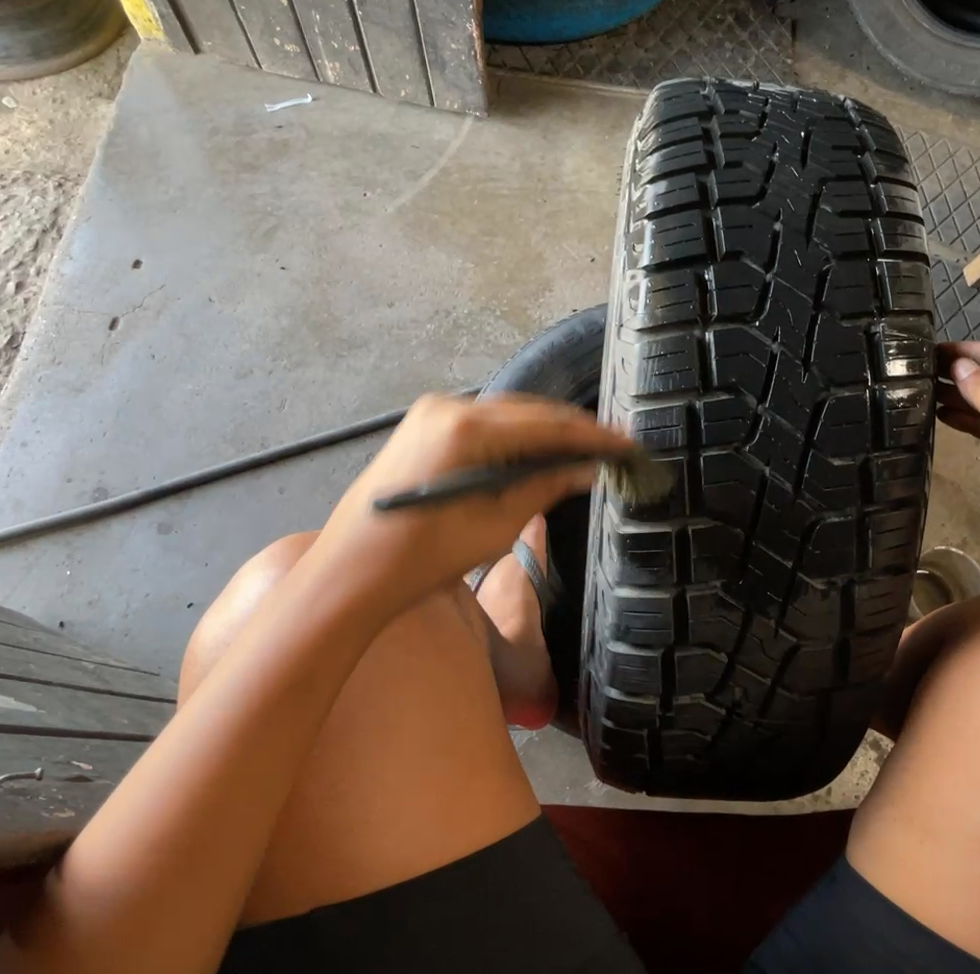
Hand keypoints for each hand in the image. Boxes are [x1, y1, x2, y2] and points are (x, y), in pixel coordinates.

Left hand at [310, 392, 634, 609]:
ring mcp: (431, 413)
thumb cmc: (424, 557)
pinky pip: (483, 423)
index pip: (547, 425)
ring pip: (506, 415)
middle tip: (613, 447)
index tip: (628, 444)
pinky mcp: (423, 426)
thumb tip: (588, 469)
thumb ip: (545, 486)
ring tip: (584, 451)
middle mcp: (448, 406)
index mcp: (467, 428)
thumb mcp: (497, 524)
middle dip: (572, 431)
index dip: (593, 436)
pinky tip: (538, 453)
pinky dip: (514, 437)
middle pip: (528, 412)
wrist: (351, 573)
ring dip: (544, 433)